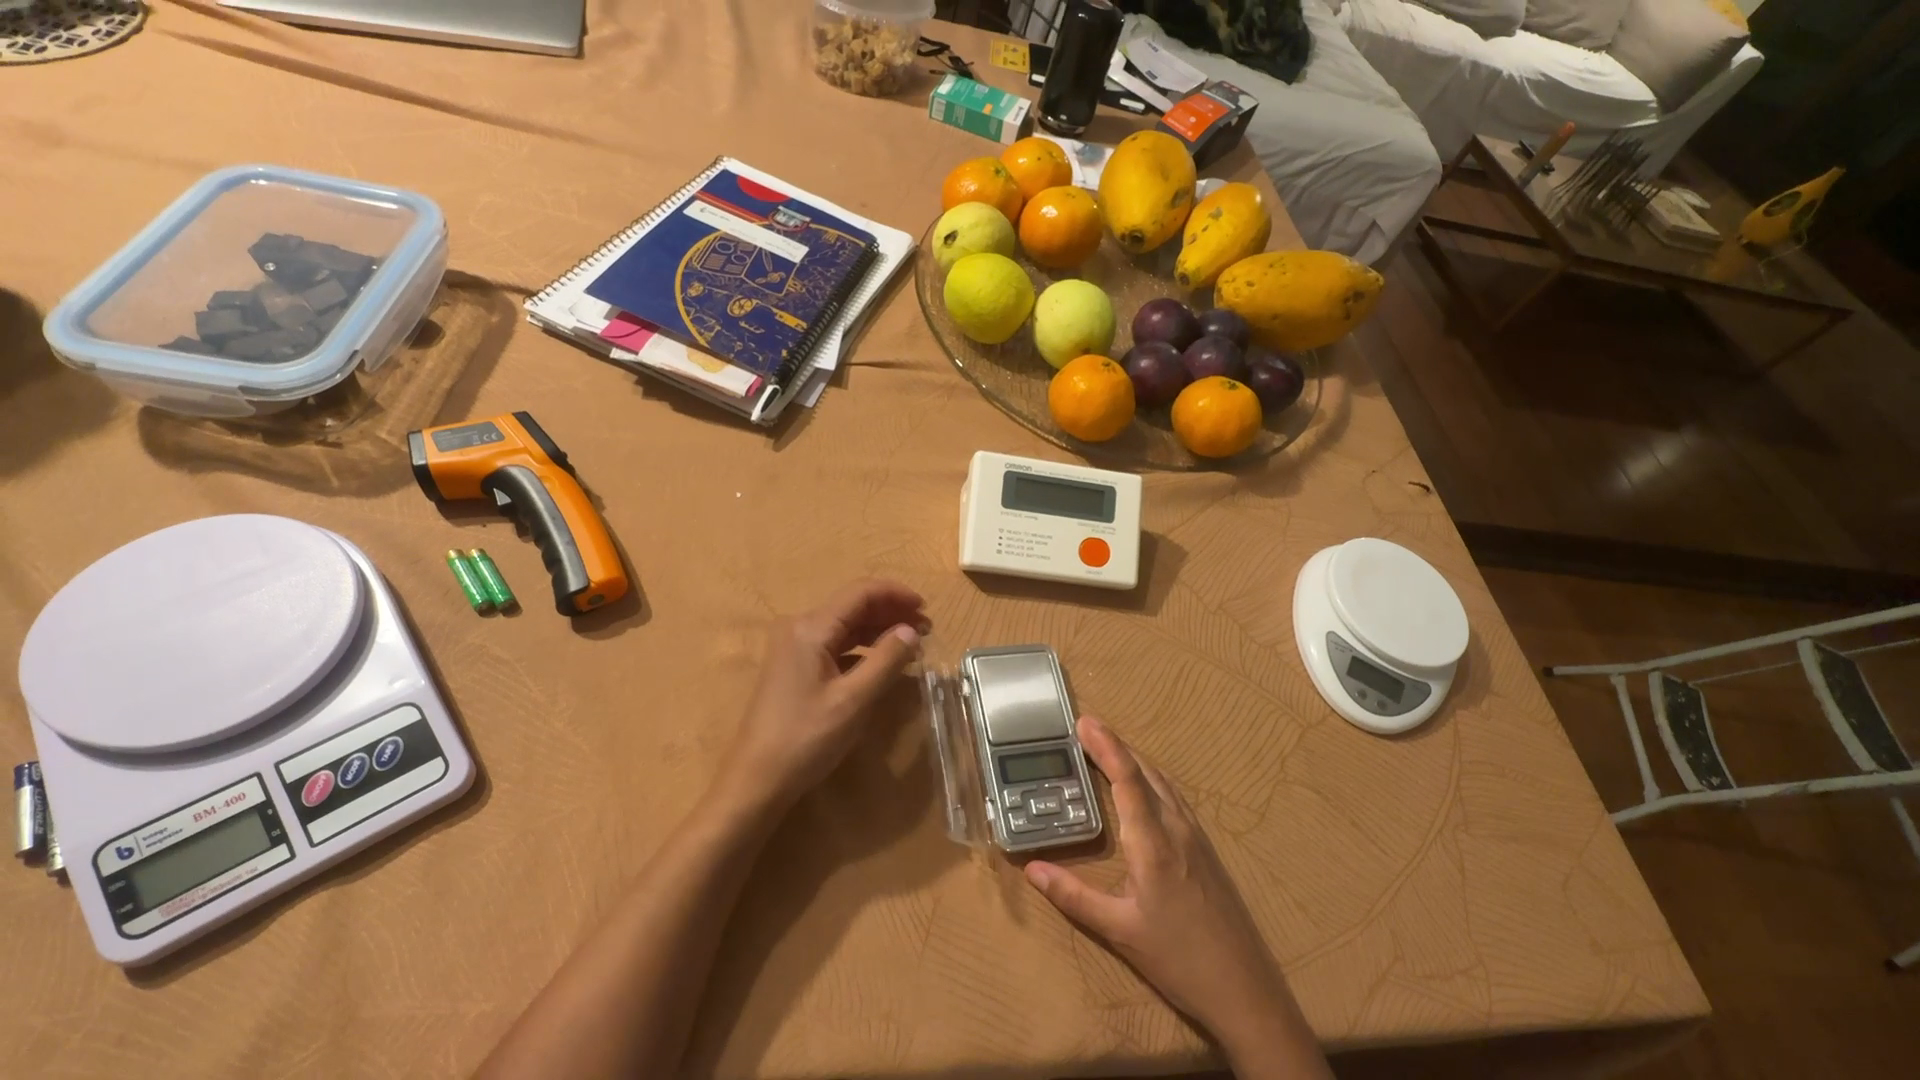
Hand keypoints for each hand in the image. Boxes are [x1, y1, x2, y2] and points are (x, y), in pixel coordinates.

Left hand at [718, 579, 926, 811]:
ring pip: (844, 626)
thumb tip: (911, 631)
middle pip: (852, 606)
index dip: (896, 595)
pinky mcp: (794, 669)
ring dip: (878, 631)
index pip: (860, 592)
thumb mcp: (854, 700)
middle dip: (891, 613)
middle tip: (927, 630)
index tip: (927, 609)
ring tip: (911, 645)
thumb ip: (885, 661)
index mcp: (811, 628)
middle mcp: (799, 628)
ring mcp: (793, 649)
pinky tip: (882, 663)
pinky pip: (834, 646)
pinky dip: (862, 649)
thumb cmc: (806, 737)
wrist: (757, 779)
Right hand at [1024, 717, 1297, 1049]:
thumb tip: (1031, 868)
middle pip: (1147, 773)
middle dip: (1117, 746)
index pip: (1127, 780)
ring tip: (1108, 749)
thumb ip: (1073, 896)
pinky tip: (1143, 789)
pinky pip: (1175, 800)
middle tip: (1086, 729)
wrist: (1244, 987)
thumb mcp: (1118, 930)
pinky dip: (1152, 781)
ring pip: (1164, 784)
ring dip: (1136, 761)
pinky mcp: (1206, 851)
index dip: (1105, 747)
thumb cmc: (1178, 959)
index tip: (1084, 722)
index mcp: (1154, 844)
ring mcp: (1197, 839)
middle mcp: (1178, 831)